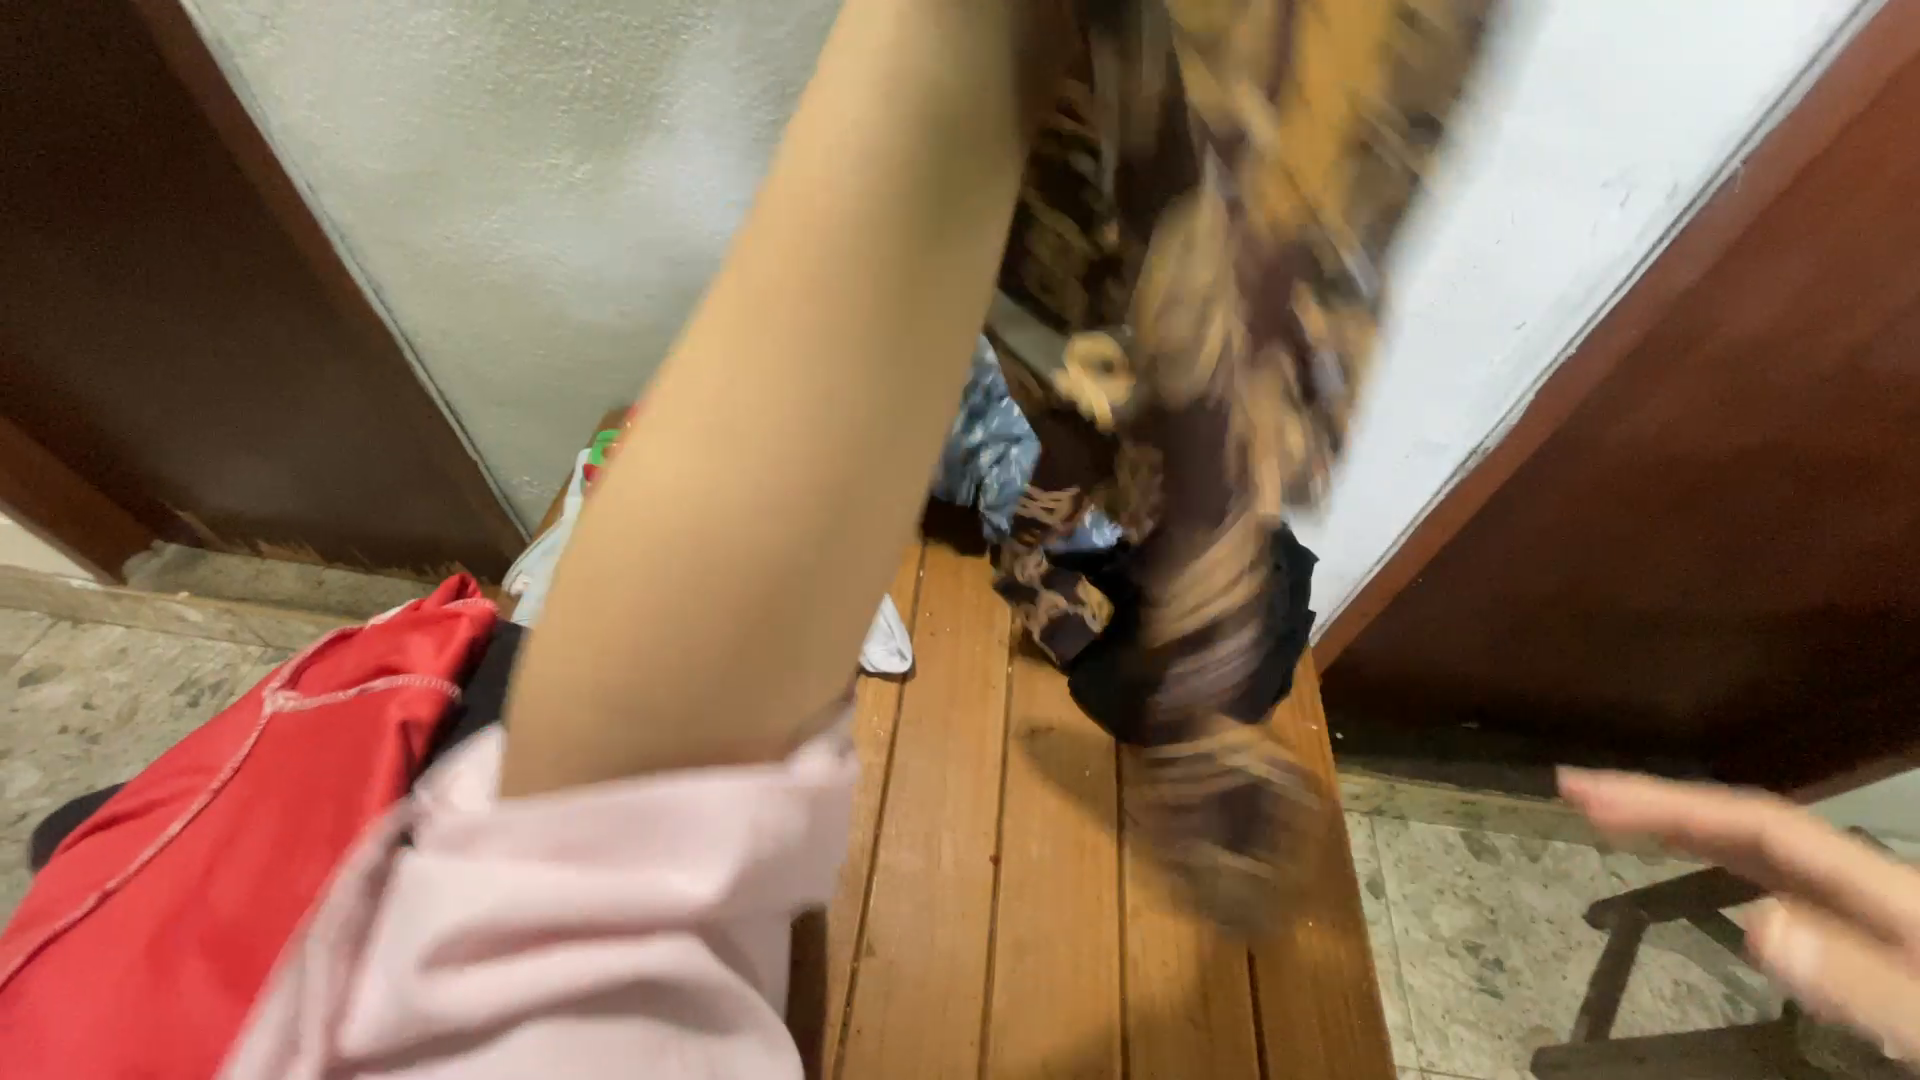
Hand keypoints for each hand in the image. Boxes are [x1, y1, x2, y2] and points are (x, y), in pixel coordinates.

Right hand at [1558, 768, 1919, 1060]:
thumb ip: (1878, 986)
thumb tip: (1760, 924)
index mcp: (1896, 900)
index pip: (1760, 827)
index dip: (1666, 800)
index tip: (1584, 793)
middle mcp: (1880, 894)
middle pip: (1755, 828)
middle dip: (1660, 803)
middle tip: (1576, 793)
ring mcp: (1883, 919)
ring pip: (1767, 854)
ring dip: (1683, 827)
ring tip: (1613, 818)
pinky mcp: (1884, 947)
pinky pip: (1787, 887)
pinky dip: (1725, 863)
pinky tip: (1701, 868)